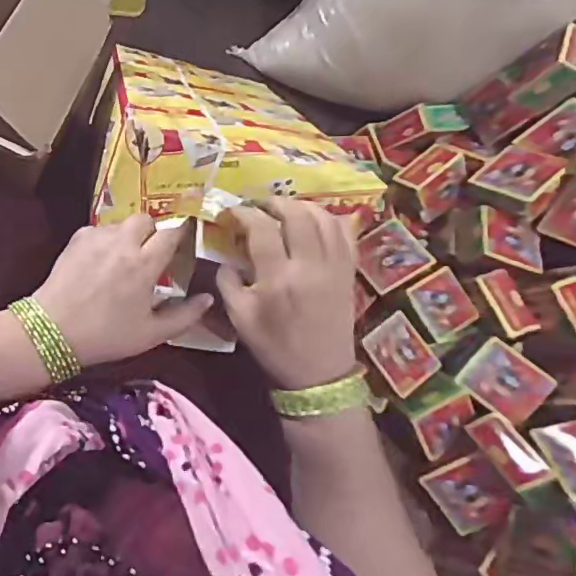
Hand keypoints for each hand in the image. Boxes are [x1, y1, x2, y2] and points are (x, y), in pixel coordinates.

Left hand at [30, 214, 214, 366]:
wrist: (53, 330)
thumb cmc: (106, 335)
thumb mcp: (151, 334)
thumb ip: (185, 315)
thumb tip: (208, 298)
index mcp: (145, 264)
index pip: (172, 233)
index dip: (180, 235)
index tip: (182, 245)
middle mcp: (122, 243)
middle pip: (145, 219)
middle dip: (152, 231)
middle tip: (150, 252)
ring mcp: (96, 238)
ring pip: (120, 223)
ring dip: (127, 235)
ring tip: (124, 258)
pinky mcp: (75, 241)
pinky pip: (98, 230)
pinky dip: (104, 239)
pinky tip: (101, 260)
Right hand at [216, 198, 358, 389]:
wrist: (319, 373)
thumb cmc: (275, 346)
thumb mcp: (239, 318)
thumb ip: (227, 283)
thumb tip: (226, 257)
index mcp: (278, 279)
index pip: (261, 230)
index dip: (244, 213)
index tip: (231, 211)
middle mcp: (309, 266)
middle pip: (295, 215)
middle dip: (273, 203)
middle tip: (257, 205)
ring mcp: (334, 266)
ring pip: (323, 218)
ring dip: (300, 206)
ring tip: (283, 209)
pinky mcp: (349, 270)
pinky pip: (344, 232)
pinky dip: (328, 218)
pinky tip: (313, 219)